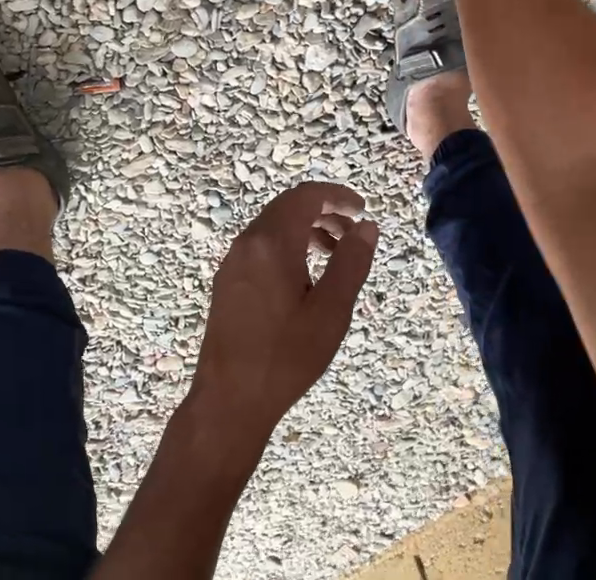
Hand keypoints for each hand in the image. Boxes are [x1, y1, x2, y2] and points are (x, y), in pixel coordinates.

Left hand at [190, 182, 378, 437]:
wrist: (230, 398)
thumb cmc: (286, 357)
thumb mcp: (331, 311)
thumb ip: (351, 263)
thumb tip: (367, 227)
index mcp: (271, 243)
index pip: (305, 197)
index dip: (336, 195)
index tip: (363, 208)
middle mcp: (247, 243)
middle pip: (287, 207)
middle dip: (323, 211)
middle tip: (354, 230)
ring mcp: (232, 262)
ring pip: (273, 226)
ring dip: (306, 228)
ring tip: (336, 252)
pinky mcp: (228, 281)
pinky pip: (261, 246)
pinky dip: (288, 245)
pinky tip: (306, 274)